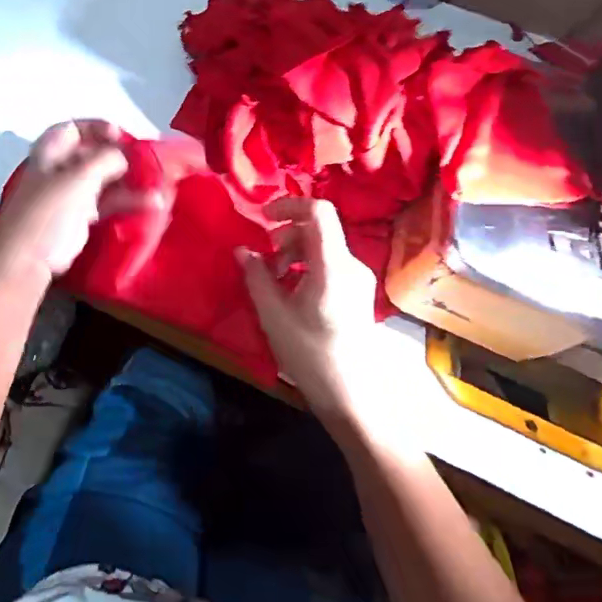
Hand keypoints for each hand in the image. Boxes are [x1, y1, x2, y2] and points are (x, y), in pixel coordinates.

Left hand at [0, 120, 136, 276]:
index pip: (72, 128)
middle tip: (145, 161)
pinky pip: (106, 204)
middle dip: (119, 156)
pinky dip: (127, 203)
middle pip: (91, 154)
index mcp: (49, 153)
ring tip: (157, 187)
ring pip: (103, 181)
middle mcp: (58, 170)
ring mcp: (68, 195)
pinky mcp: (78, 219)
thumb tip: (123, 156)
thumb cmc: (48, 212)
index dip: (97, 128)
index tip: (121, 136)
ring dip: (129, 182)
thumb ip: (105, 159)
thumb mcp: (78, 178)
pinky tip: (150, 205)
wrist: (26, 259)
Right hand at [237, 198, 397, 430]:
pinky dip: (305, 267)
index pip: (319, 212)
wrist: (351, 396)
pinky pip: (329, 264)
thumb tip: (242, 250)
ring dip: (292, 254)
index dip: (289, 205)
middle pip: (318, 230)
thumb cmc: (309, 355)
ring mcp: (358, 279)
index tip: (262, 218)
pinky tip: (291, 294)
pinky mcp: (357, 292)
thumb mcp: (273, 315)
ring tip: (273, 282)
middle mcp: (352, 265)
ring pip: (322, 247)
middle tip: (263, 264)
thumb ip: (256, 276)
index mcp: (333, 266)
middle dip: (285, 237)